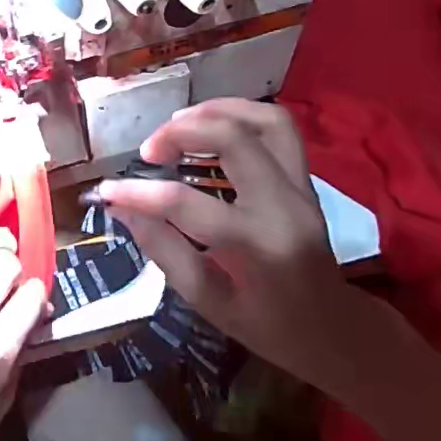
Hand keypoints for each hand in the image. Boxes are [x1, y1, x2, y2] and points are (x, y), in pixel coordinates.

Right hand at [97, 99, 388, 387]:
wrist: (335, 330)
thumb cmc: (268, 326)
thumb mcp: (207, 300)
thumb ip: (163, 248)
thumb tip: (119, 207)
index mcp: (257, 246)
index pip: (186, 204)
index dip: (137, 193)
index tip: (105, 189)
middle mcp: (284, 206)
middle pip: (234, 139)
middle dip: (180, 133)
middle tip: (148, 152)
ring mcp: (301, 187)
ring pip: (265, 120)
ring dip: (215, 111)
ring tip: (178, 123)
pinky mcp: (304, 178)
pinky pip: (278, 127)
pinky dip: (240, 115)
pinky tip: (209, 126)